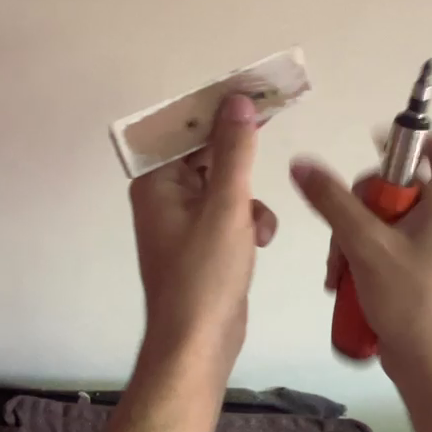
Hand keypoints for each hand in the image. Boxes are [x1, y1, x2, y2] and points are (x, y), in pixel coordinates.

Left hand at [129, 94, 278, 363]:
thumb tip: (237, 101)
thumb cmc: (204, 275)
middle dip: (240, 150)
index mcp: (156, 181)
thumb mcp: (226, 206)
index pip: (186, 128)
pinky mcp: (203, 242)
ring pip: (224, 184)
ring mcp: (183, 220)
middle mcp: (164, 195)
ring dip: (248, 197)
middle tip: (275, 116)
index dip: (218, 106)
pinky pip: (229, 212)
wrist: (198, 345)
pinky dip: (248, 221)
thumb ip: (234, 151)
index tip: (251, 87)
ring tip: (256, 225)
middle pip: (206, 152)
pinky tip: (258, 242)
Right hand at [289, 137, 431, 383]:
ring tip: (338, 271)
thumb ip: (332, 203)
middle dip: (359, 205)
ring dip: (351, 240)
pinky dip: (359, 261)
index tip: (374, 149)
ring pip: (382, 223)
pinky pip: (382, 251)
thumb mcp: (367, 247)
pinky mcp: (416, 276)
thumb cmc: (415, 305)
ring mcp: (430, 252)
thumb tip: (301, 164)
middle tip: (342, 229)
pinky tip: (343, 285)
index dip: (415, 139)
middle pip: (398, 188)